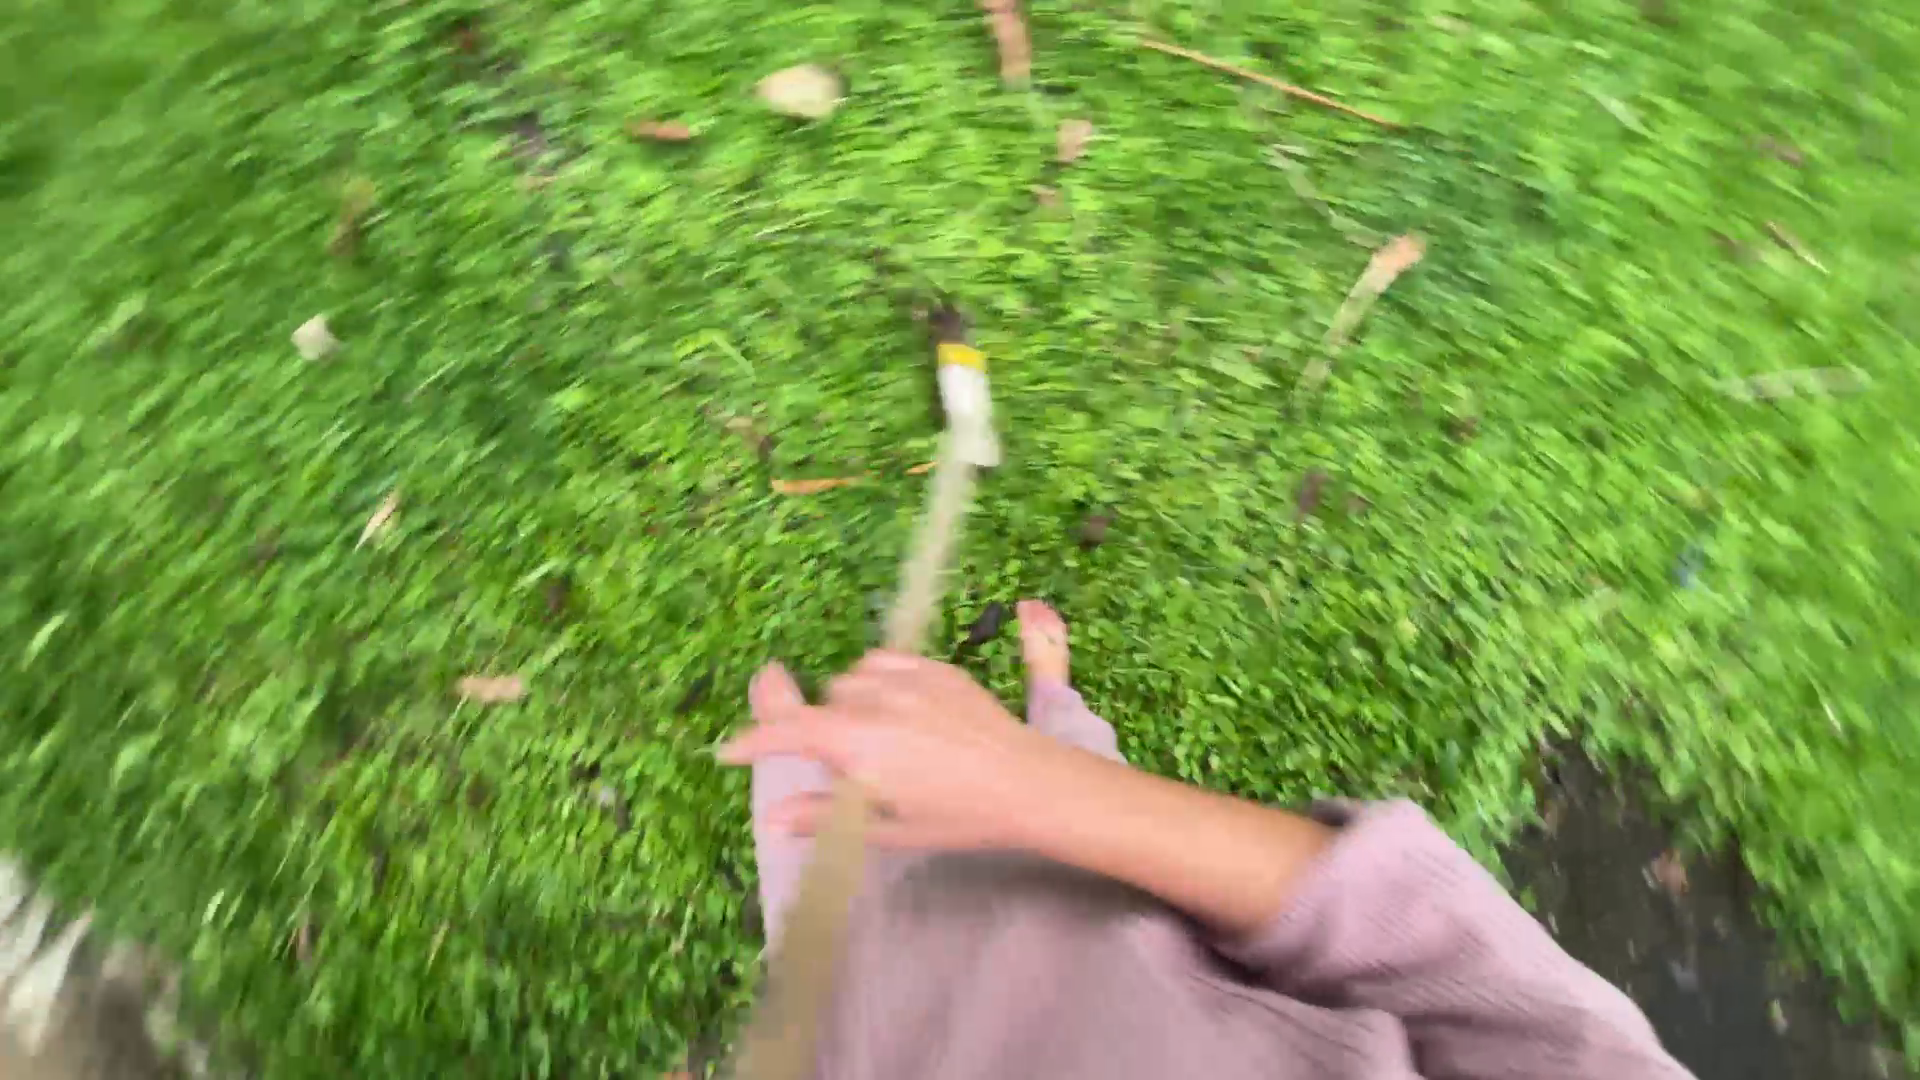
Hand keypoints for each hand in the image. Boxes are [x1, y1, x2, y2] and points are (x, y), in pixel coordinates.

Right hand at [719, 651, 1065, 849]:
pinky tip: (895, 703)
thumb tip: (774, 817)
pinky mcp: (935, 667)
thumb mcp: (890, 829)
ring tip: (875, 733)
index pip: (790, 733)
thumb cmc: (958, 816)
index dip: (755, 741)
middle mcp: (877, 703)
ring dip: (848, 704)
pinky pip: (883, 660)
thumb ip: (827, 817)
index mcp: (861, 746)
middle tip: (847, 762)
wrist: (1028, 781)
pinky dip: (875, 678)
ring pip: (850, 680)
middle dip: (820, 732)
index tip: (729, 750)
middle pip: (822, 705)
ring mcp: (908, 678)